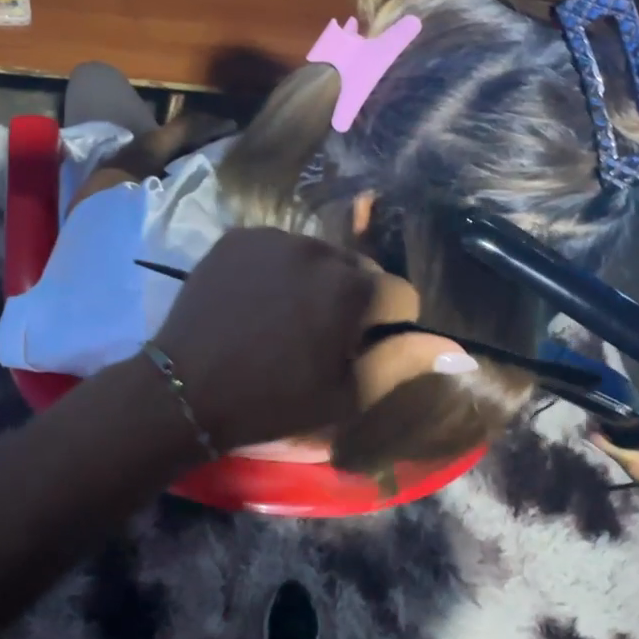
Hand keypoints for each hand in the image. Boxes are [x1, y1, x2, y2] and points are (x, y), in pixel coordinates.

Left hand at [149, 228, 378, 449]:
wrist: (187, 390)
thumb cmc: (273, 401)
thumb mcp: (345, 396)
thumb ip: (400, 362)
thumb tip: (452, 346)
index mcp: (350, 286)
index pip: (397, 294)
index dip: (385, 326)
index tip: (357, 350)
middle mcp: (316, 248)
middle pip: (354, 270)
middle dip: (348, 298)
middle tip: (315, 336)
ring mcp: (271, 237)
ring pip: (313, 256)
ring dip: (311, 280)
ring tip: (280, 318)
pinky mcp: (236, 238)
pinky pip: (273, 249)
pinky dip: (273, 269)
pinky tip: (252, 301)